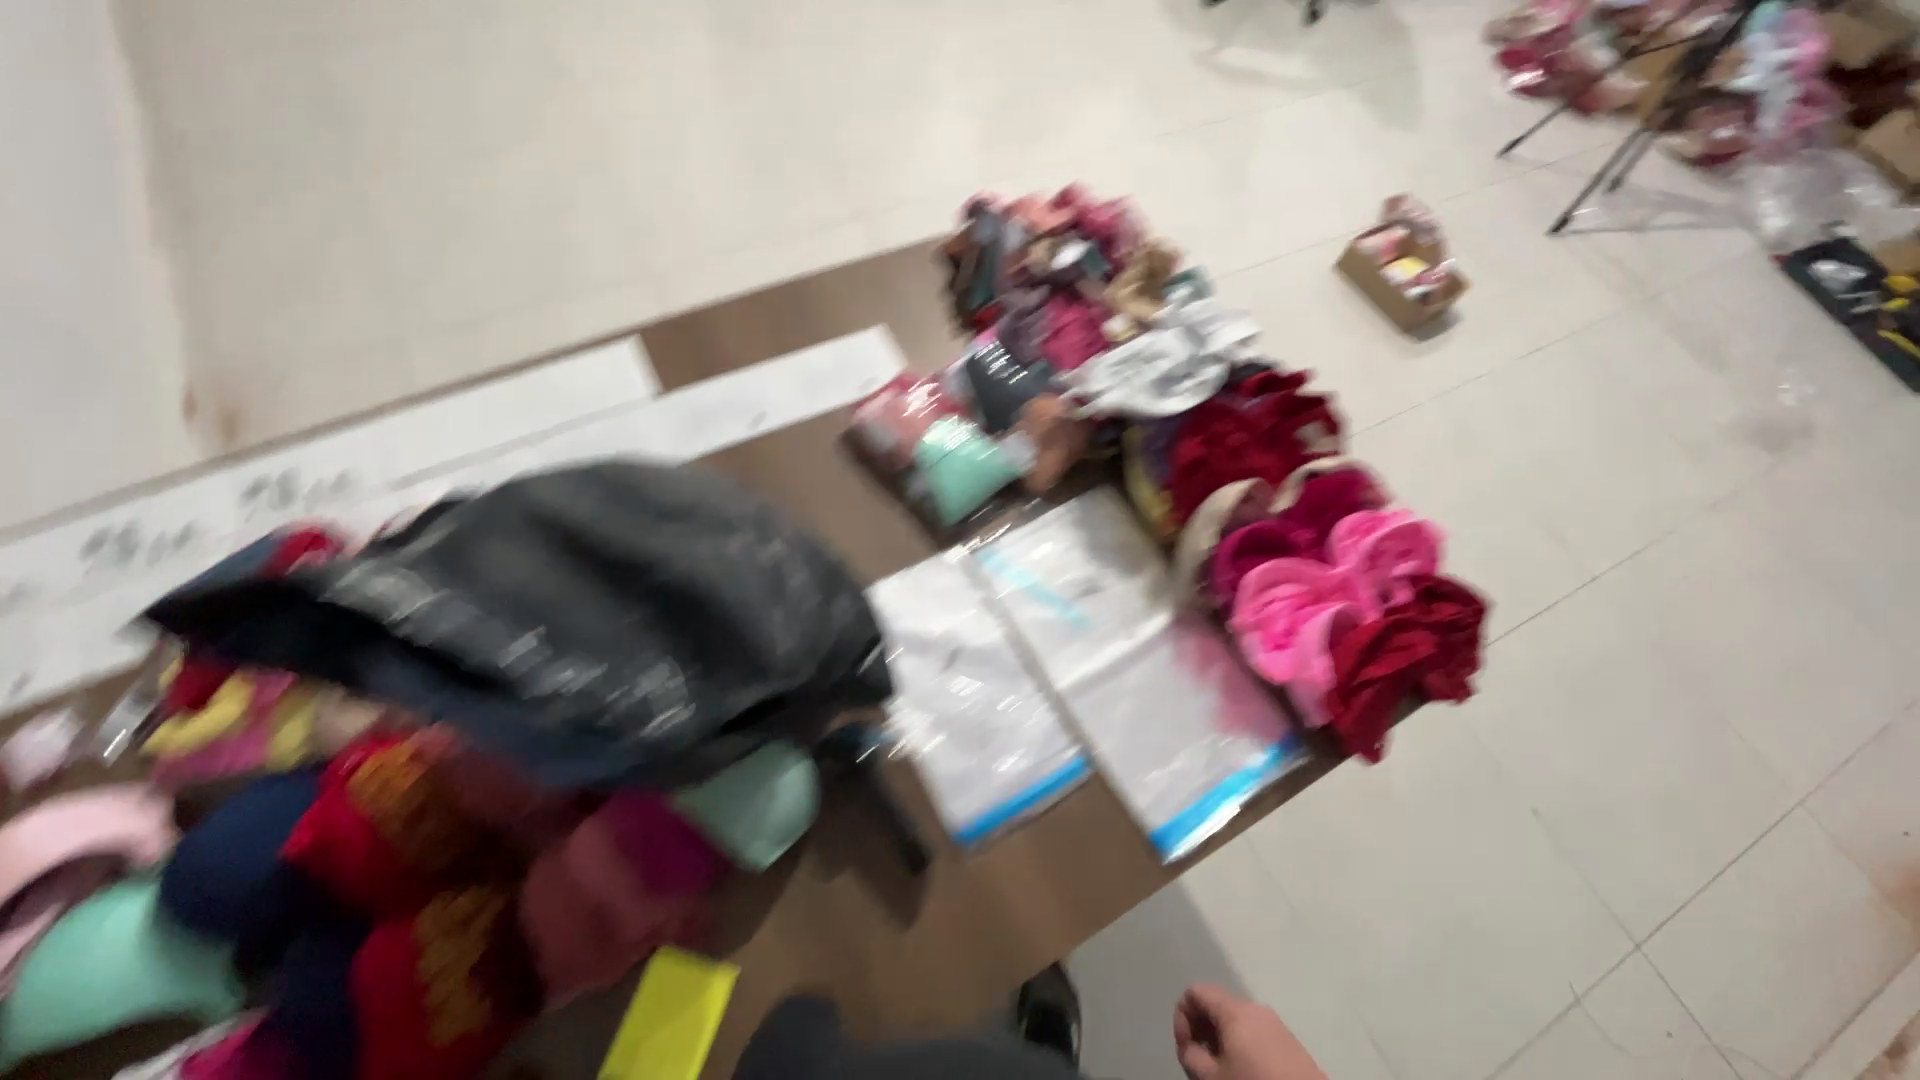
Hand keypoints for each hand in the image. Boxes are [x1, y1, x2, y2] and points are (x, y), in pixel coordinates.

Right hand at [1173, 984, 1325, 1079]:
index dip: (1181, 1017)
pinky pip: (1254, 1032)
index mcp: (1235, 1010)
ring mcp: (1276, 1024)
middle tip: (1199, 1062)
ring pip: (1235, 1021)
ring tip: (1221, 1070)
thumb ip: (1191, 1056)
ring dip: (1220, 1039)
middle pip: (1216, 1005)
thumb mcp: (1212, 1078)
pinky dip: (1240, 1045)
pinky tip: (1244, 1072)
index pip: (1195, 991)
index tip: (1185, 1048)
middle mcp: (1256, 1008)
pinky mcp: (1290, 1042)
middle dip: (1200, 1030)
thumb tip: (1190, 1047)